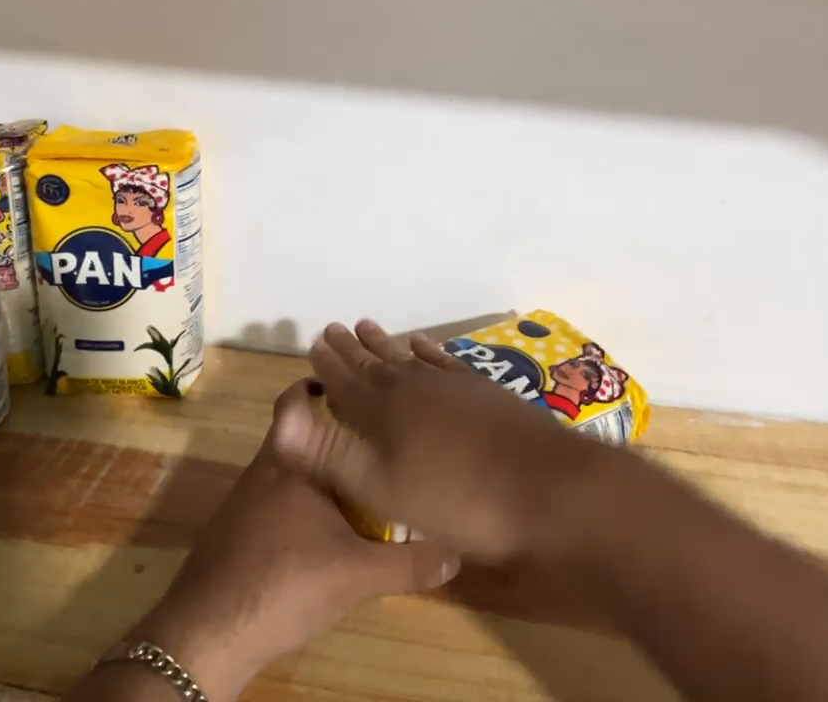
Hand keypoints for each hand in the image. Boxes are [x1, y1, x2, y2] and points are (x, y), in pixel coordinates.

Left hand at [126, 379, 460, 701]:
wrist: (208, 632)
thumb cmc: (285, 583)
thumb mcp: (358, 576)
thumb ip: (410, 564)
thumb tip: (456, 552)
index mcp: (293, 460)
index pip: (300, 399)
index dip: (328, 388)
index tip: (363, 394)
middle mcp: (266, 467)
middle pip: (301, 434)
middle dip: (337, 437)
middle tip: (377, 443)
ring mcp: (246, 497)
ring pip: (291, 468)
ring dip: (321, 471)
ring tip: (363, 485)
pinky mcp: (237, 527)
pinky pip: (277, 496)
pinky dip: (302, 500)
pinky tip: (326, 529)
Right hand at [271, 320, 607, 561]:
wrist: (546, 488)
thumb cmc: (456, 500)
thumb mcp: (382, 488)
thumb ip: (331, 453)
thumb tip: (281, 420)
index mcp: (384, 411)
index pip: (345, 380)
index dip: (326, 364)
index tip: (312, 344)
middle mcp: (413, 386)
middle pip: (374, 361)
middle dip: (351, 348)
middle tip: (333, 327)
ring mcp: (452, 384)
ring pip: (408, 356)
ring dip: (385, 343)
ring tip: (369, 327)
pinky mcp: (483, 390)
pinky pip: (444, 360)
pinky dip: (428, 350)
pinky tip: (424, 346)